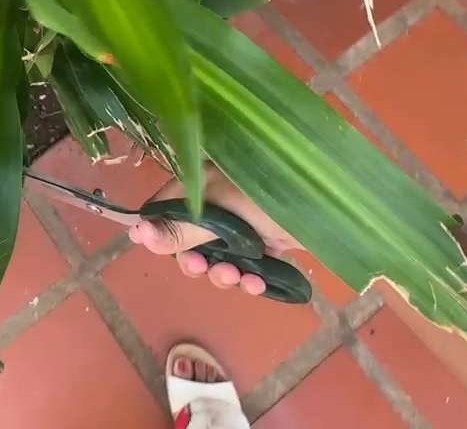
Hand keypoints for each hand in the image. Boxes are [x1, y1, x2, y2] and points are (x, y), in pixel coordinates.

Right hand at [128, 163, 299, 296]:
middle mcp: (214, 201)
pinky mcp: (258, 244)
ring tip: (238, 277)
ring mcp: (237, 224)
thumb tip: (137, 235)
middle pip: (186, 237)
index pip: (164, 207)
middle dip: (194, 259)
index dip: (158, 231)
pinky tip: (257, 283)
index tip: (160, 251)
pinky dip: (245, 278)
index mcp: (199, 183)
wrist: (328, 209)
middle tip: (202, 268)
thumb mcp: (222, 216)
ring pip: (213, 256)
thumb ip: (182, 228)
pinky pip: (239, 265)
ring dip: (221, 273)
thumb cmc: (269, 200)